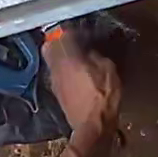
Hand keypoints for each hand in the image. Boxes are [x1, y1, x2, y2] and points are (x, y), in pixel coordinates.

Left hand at [42, 27, 120, 145]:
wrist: (93, 126)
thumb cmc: (102, 96)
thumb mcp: (107, 69)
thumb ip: (95, 54)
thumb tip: (88, 50)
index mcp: (67, 56)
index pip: (61, 34)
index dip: (71, 30)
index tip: (81, 31)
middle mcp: (55, 67)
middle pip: (49, 46)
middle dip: (59, 41)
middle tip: (73, 41)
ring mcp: (53, 81)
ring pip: (51, 61)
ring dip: (61, 56)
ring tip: (77, 57)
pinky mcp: (56, 93)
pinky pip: (57, 73)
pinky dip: (64, 70)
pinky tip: (77, 74)